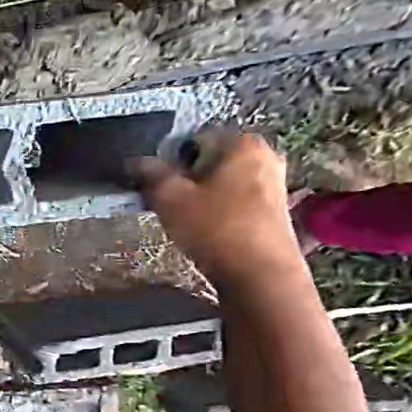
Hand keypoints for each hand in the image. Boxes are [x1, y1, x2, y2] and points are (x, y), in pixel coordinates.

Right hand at [133, 131, 305, 288]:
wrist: (259, 273)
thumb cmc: (213, 226)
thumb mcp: (169, 197)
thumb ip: (150, 173)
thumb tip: (135, 161)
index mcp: (241, 142)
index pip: (191, 139)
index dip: (167, 161)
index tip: (156, 185)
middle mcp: (264, 154)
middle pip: (208, 160)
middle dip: (185, 178)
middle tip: (168, 203)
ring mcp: (274, 181)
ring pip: (221, 180)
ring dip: (200, 195)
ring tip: (185, 220)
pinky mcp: (275, 207)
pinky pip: (236, 198)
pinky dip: (218, 208)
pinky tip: (207, 229)